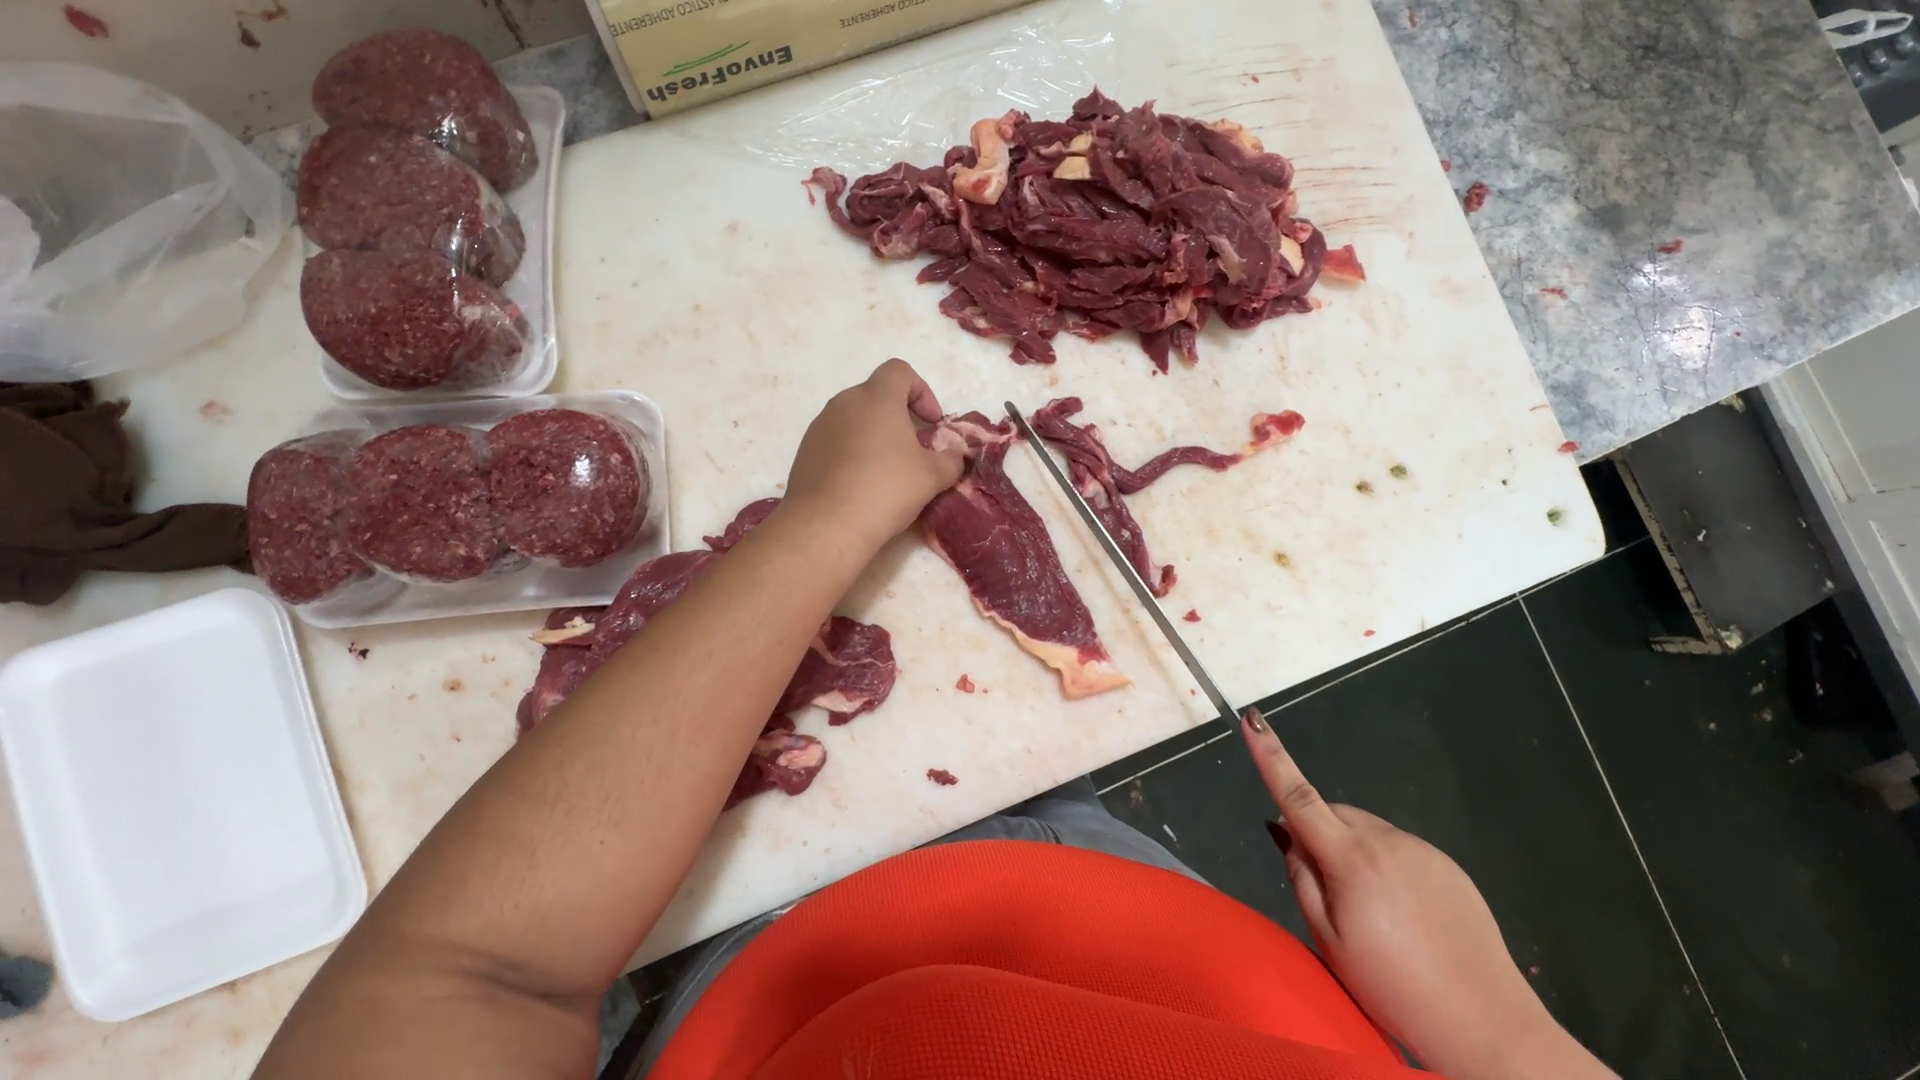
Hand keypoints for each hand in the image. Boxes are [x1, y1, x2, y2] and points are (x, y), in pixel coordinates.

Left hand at [784, 359, 965, 550]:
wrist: (825, 525)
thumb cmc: (885, 489)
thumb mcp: (932, 476)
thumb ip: (951, 459)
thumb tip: (954, 455)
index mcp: (876, 398)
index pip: (900, 371)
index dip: (922, 391)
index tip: (931, 424)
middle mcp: (844, 403)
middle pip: (876, 396)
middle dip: (899, 417)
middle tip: (914, 451)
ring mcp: (820, 427)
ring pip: (855, 420)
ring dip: (875, 436)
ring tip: (888, 472)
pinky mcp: (805, 452)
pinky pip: (836, 441)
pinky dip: (853, 453)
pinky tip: (861, 486)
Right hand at [1239, 710, 1615, 1079]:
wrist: (1489, 1027)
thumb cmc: (1392, 988)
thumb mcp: (1327, 940)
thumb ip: (1302, 878)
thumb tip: (1287, 831)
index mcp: (1352, 858)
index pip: (1298, 795)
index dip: (1271, 755)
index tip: (1254, 718)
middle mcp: (1389, 840)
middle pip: (1334, 815)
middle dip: (1318, 835)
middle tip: (1324, 896)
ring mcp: (1425, 851)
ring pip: (1366, 832)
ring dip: (1351, 854)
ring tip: (1368, 916)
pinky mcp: (1451, 868)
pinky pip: (1399, 851)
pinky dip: (1383, 868)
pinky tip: (1400, 917)